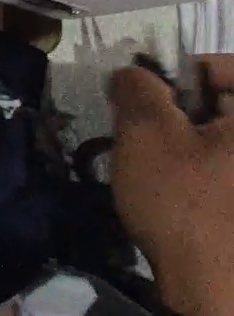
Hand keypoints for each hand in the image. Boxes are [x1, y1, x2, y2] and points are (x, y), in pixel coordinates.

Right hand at [110, 57, 233, 315]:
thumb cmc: (188, 203)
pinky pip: (233, 173)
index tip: (150, 90)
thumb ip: (138, 89)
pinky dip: (218, 174)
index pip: (233, 69)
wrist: (225, 292)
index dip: (189, 70)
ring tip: (166, 165)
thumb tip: (138, 75)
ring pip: (231, 144)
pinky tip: (193, 194)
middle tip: (150, 129)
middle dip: (191, 110)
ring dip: (202, 143)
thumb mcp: (146, 134)